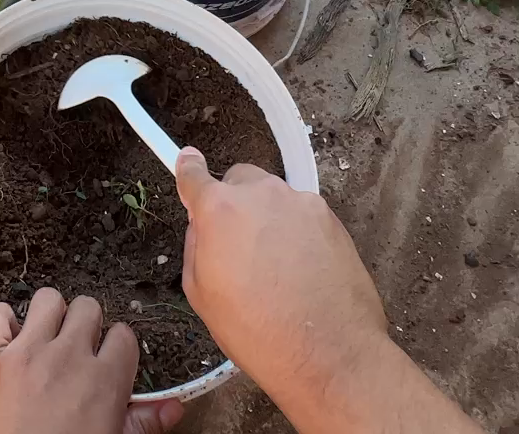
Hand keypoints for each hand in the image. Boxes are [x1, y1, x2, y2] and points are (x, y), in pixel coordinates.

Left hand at [0, 288, 183, 433]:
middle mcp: (67, 358)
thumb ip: (141, 423)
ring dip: (47, 315)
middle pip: (88, 306)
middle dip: (85, 325)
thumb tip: (171, 408)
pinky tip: (9, 339)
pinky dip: (0, 322)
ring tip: (47, 340)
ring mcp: (28, 354)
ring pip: (47, 299)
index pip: (124, 335)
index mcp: (102, 383)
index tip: (109, 362)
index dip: (117, 349)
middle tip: (78, 351)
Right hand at [175, 148, 480, 433]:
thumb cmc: (259, 331)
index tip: (189, 162)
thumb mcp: (201, 295)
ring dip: (269, 218)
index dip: (188, 169)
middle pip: (238, 180)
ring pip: (273, 197)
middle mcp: (259, 193)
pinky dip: (299, 231)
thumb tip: (202, 225)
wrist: (330, 356)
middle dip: (234, 203)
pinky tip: (304, 270)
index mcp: (219, 209)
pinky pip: (303, 213)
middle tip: (240, 245)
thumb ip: (195, 245)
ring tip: (279, 267)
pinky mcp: (329, 216)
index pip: (193, 173)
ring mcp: (298, 201)